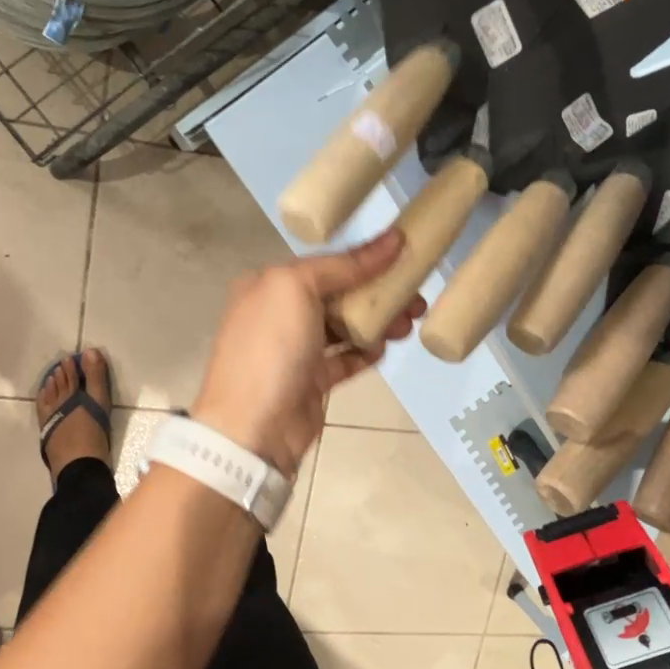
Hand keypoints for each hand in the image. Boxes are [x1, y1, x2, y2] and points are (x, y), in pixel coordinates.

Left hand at [192, 229, 422, 474]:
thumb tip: (393, 238)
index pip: (324, 263)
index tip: (405, 258)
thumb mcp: (297, 289)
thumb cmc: (270, 349)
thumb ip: (344, 265)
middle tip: (417, 297)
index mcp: (268, 284)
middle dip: (378, 293)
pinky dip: (365, 353)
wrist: (252, 429)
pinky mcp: (311, 382)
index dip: (365, 259)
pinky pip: (345, 359)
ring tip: (409, 324)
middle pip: (338, 294)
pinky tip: (384, 349)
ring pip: (345, 326)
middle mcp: (279, 313)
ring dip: (378, 322)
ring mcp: (295, 350)